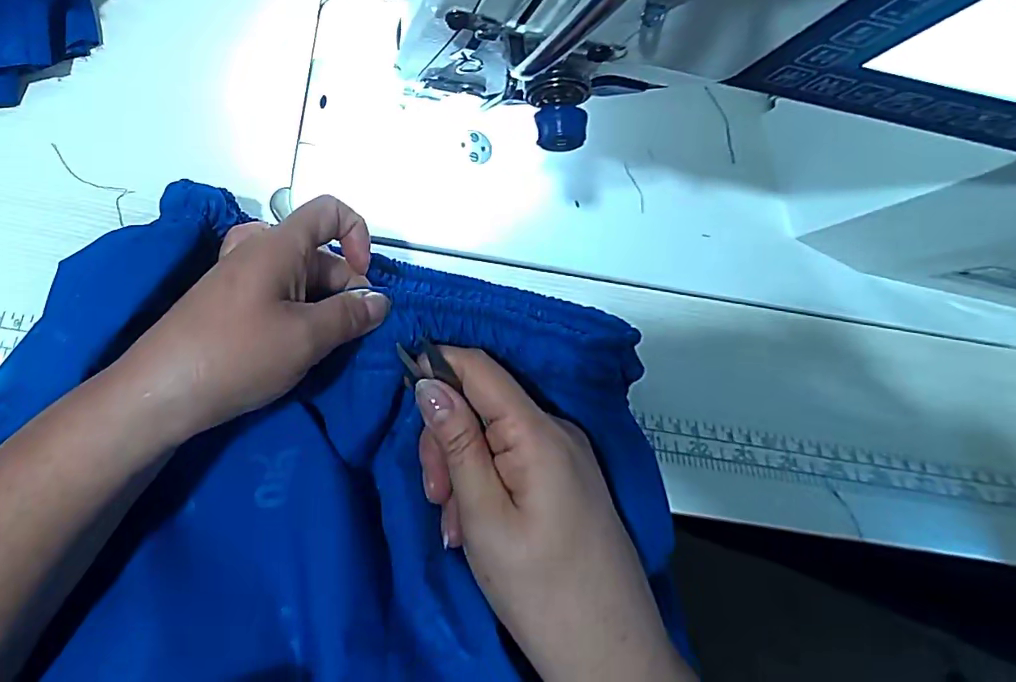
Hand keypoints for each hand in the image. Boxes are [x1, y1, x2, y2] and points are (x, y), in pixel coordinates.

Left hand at [111, 196, 390, 442]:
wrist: (161, 388)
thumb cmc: (237, 354)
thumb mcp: (304, 338)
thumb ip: (349, 315)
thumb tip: (378, 300)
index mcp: (276, 244)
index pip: (329, 210)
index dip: (358, 233)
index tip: (365, 277)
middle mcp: (256, 249)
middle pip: (317, 253)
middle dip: (343, 288)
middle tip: (349, 336)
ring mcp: (237, 276)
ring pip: (296, 278)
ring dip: (320, 307)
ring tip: (321, 349)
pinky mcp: (226, 302)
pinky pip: (273, 295)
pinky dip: (293, 315)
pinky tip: (292, 351)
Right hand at [414, 347, 692, 681]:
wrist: (613, 664)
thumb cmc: (542, 592)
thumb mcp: (483, 515)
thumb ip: (456, 442)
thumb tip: (428, 382)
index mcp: (539, 434)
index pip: (478, 366)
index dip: (436, 364)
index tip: (401, 389)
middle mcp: (557, 432)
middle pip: (480, 402)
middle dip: (446, 437)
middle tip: (434, 492)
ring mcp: (566, 456)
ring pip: (490, 431)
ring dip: (460, 466)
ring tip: (454, 520)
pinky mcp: (566, 479)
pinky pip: (510, 456)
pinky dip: (482, 480)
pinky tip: (474, 523)